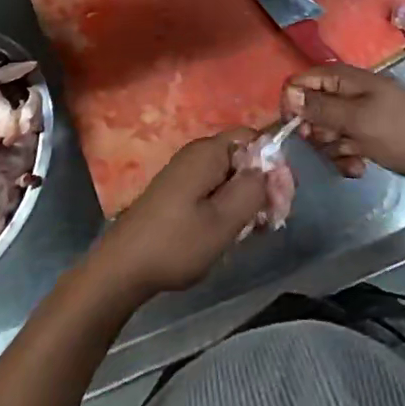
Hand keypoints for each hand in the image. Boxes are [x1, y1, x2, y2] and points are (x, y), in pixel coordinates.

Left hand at [87, 129, 267, 299]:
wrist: (123, 268)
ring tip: (256, 231)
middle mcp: (197, 155)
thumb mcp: (224, 220)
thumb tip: (270, 169)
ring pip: (231, 176)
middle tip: (273, 219)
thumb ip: (253, 190)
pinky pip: (215, 189)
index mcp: (208, 152)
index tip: (281, 196)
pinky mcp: (179, 193)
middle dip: (263, 184)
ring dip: (248, 199)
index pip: (253, 137)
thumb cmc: (177, 243)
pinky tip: (234, 233)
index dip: (273, 162)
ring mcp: (186, 173)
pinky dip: (230, 205)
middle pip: (243, 157)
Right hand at [283, 64, 404, 186]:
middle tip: (328, 143)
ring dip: (333, 149)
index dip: (294, 101)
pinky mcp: (368, 136)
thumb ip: (320, 108)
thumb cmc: (400, 131)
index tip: (294, 126)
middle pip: (313, 108)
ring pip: (327, 130)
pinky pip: (344, 145)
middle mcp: (350, 94)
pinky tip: (359, 168)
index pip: (305, 80)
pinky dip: (347, 157)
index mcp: (347, 80)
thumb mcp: (356, 119)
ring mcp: (360, 116)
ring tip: (352, 160)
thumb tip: (288, 94)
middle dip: (316, 130)